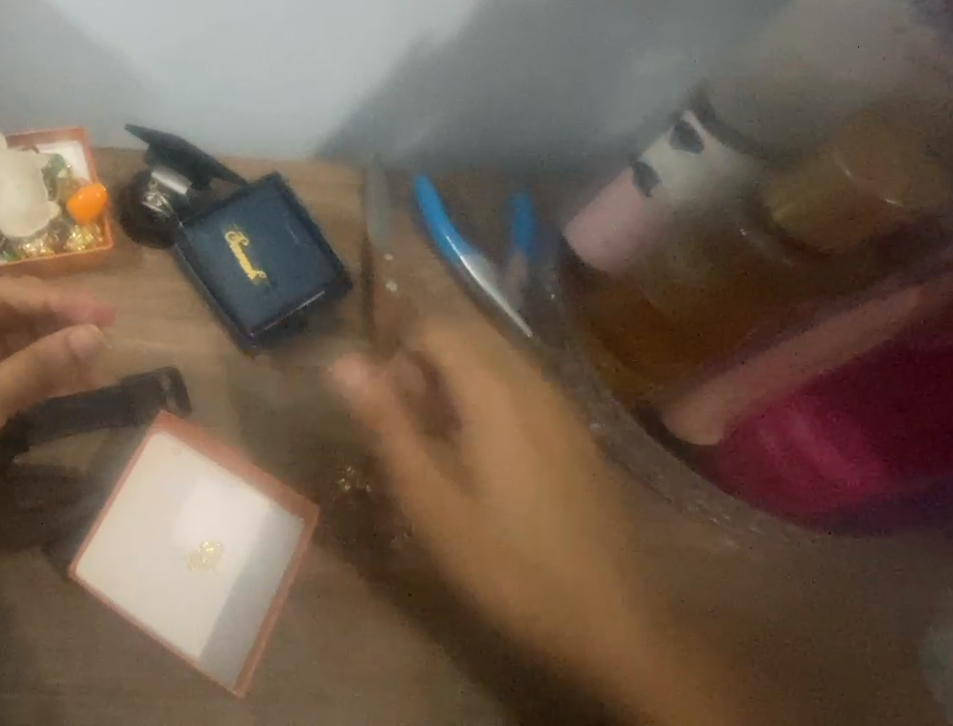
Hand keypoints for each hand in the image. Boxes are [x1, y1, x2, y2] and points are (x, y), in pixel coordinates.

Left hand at [0, 278, 114, 581]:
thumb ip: (29, 372)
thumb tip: (94, 335)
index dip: (53, 301)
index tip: (104, 312)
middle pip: (7, 315)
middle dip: (56, 321)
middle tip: (111, 329)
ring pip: (12, 345)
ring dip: (53, 349)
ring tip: (103, 355)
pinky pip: (10, 376)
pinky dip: (42, 377)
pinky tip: (80, 380)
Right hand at [327, 316, 661, 681]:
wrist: (612, 623)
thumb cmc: (504, 561)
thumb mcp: (428, 497)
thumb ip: (386, 421)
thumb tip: (340, 361)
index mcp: (494, 391)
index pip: (433, 329)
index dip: (397, 356)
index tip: (385, 409)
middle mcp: (532, 383)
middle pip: (464, 338)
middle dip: (424, 366)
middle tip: (408, 428)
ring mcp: (561, 407)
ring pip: (493, 361)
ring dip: (454, 383)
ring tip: (438, 444)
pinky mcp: (576, 434)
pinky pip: (519, 388)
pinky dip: (486, 399)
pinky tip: (481, 459)